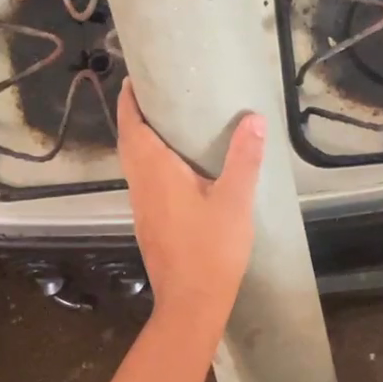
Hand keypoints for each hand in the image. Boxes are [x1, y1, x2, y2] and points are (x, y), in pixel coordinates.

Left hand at [117, 81, 266, 329]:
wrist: (190, 303)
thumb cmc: (211, 249)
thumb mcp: (235, 201)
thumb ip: (243, 158)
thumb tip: (254, 119)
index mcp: (155, 171)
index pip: (131, 126)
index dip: (129, 101)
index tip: (135, 79)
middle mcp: (140, 185)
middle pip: (129, 142)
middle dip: (135, 116)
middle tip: (155, 95)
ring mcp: (142, 208)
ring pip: (134, 165)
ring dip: (142, 141)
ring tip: (167, 125)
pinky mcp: (149, 225)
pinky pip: (144, 182)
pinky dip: (151, 164)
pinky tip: (175, 169)